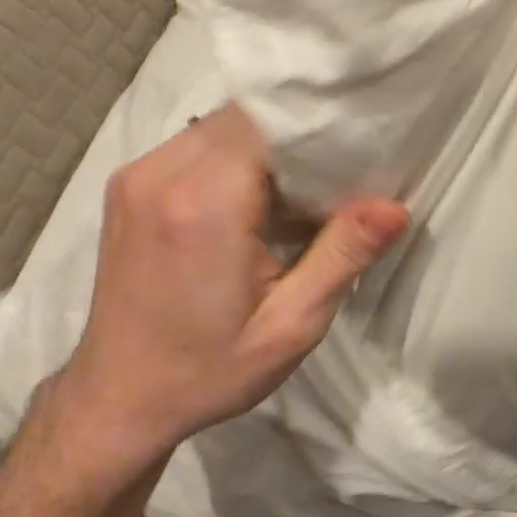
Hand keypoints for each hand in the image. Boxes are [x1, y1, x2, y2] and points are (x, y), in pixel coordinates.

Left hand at [56, 105, 407, 453]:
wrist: (119, 400)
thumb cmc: (211, 369)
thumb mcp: (292, 325)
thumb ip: (342, 257)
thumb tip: (396, 207)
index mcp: (203, 206)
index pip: (269, 123)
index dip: (319, 127)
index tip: (363, 146)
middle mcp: (160, 176)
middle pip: (245, 117)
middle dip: (299, 136)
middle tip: (346, 171)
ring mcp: (137, 178)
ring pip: (221, 125)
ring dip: (269, 146)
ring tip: (310, 188)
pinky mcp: (130, 188)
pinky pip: (197, 146)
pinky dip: (239, 158)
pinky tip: (265, 199)